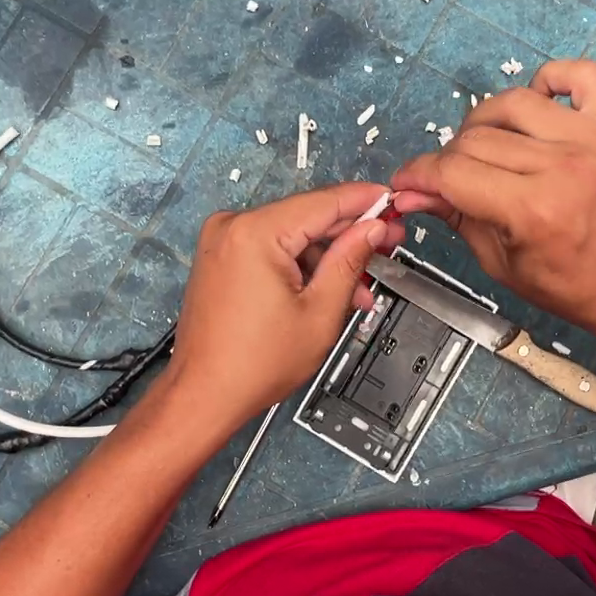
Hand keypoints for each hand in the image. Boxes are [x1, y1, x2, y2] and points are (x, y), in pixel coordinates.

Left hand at [163, 183, 404, 431]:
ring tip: (359, 286)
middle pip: (307, 217)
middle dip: (349, 233)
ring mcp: (223, 242)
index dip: (364, 201)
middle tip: (387, 243)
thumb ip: (349, 261)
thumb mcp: (319, 312)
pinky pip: (271, 249)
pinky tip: (326, 289)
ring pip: (292, 236)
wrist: (204, 394)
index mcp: (255, 234)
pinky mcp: (221, 258)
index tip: (391, 201)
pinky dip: (299, 266)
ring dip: (327, 258)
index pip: (323, 202)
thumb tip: (371, 229)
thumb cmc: (251, 365)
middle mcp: (233, 228)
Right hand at [390, 60, 595, 345]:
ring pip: (513, 102)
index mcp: (532, 210)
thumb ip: (454, 217)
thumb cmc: (568, 285)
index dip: (418, 175)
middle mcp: (563, 166)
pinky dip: (551, 80)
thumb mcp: (498, 262)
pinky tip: (538, 106)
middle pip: (476, 138)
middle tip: (449, 180)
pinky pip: (580, 74)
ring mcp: (594, 138)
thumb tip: (410, 191)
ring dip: (484, 122)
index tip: (406, 182)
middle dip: (448, 159)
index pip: (452, 172)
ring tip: (486, 147)